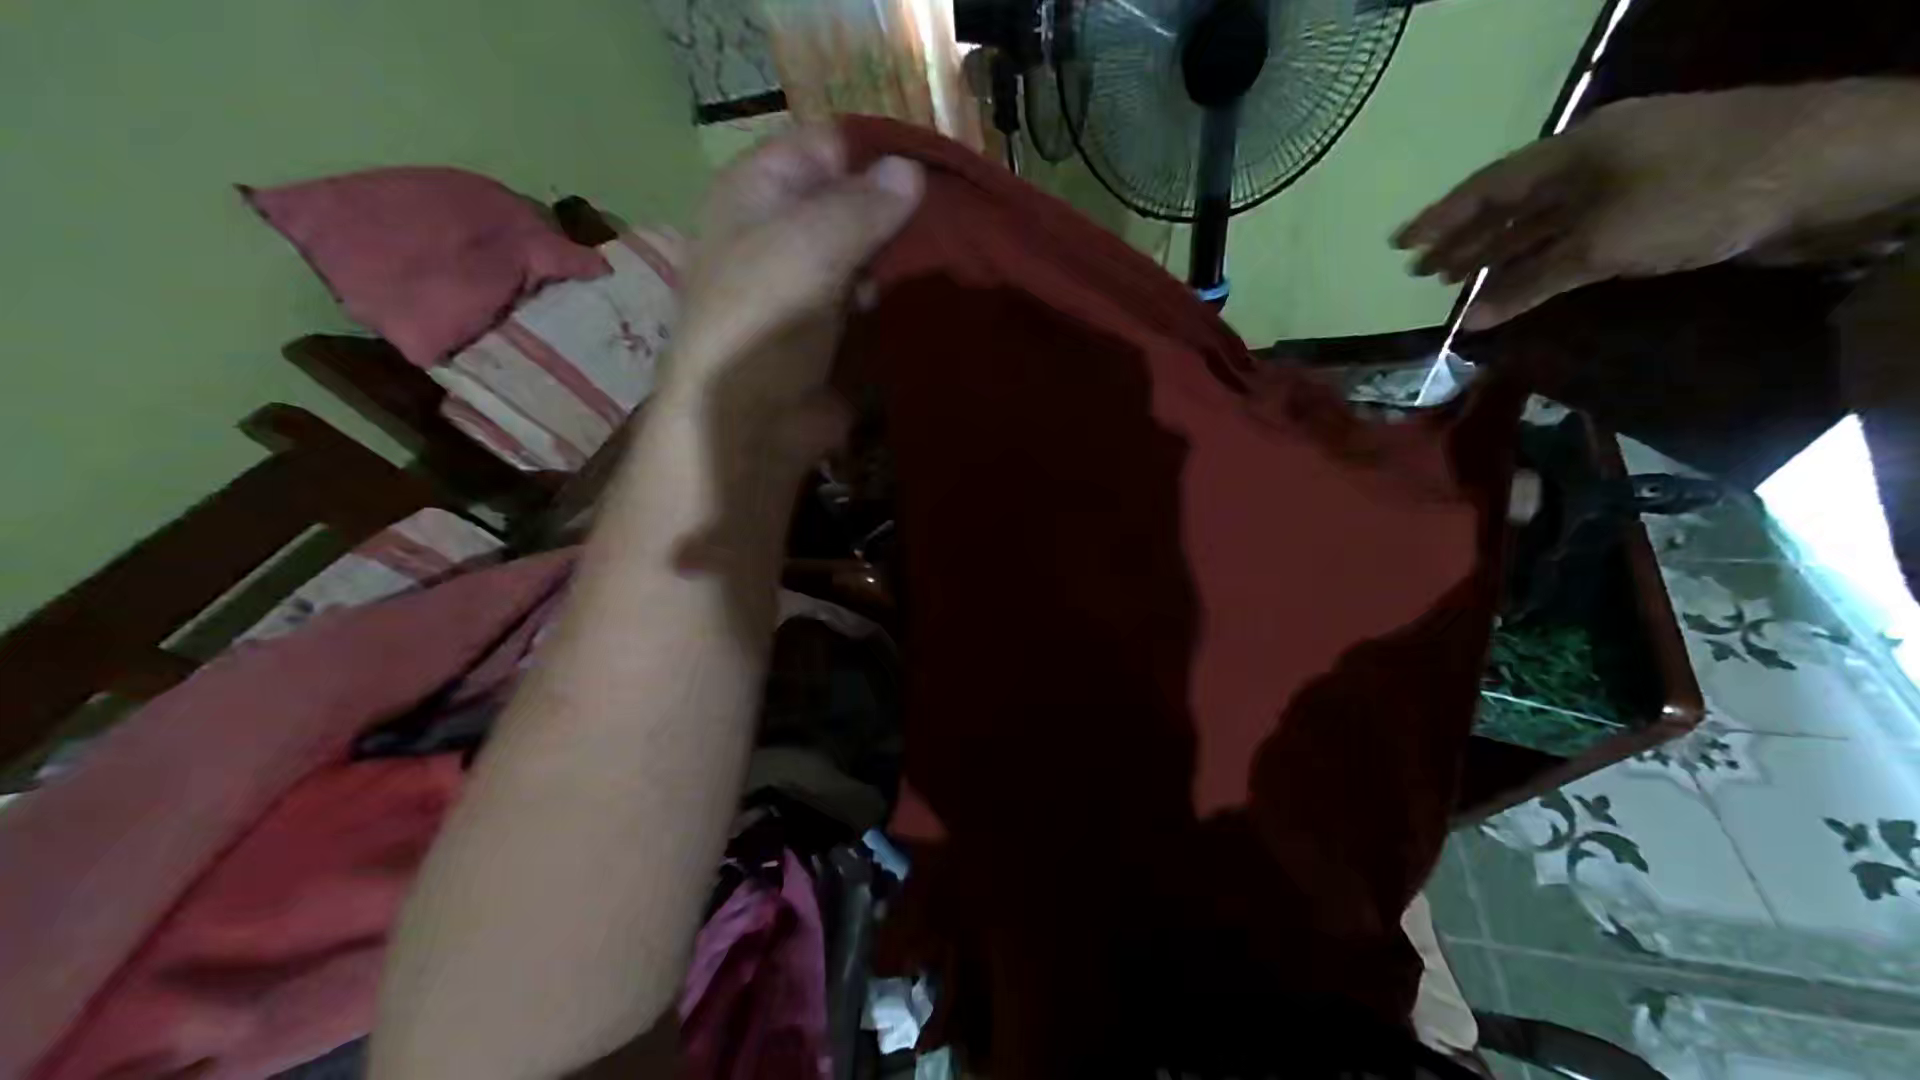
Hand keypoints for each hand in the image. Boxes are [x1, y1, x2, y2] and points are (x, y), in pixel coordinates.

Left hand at [662, 126, 922, 463]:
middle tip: (946, 222)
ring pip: (863, 247)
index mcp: (758, 190)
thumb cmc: (763, 320)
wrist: (749, 424)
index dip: (876, 154)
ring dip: (895, 254)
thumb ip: (863, 205)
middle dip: (894, 207)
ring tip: (935, 260)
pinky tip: (912, 296)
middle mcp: (779, 228)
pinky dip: (888, 293)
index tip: (931, 173)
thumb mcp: (810, 246)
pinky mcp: (828, 326)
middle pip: (849, 197)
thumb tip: (911, 170)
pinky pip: (867, 293)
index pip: (826, 145)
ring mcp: (805, 280)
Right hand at [1394, 80, 1919, 329]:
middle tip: (1423, 274)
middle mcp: (1596, 161)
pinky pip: (1577, 237)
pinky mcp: (1657, 207)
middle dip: (1465, 240)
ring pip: (1545, 223)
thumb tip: (1468, 321)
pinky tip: (1519, 285)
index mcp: (1578, 150)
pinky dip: (1544, 263)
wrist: (1842, 169)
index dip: (1440, 218)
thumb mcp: (1604, 242)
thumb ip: (1531, 281)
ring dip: (1500, 254)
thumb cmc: (1705, 192)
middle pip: (1512, 204)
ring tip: (1457, 284)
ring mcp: (1628, 182)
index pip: (1488, 187)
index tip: (1399, 247)